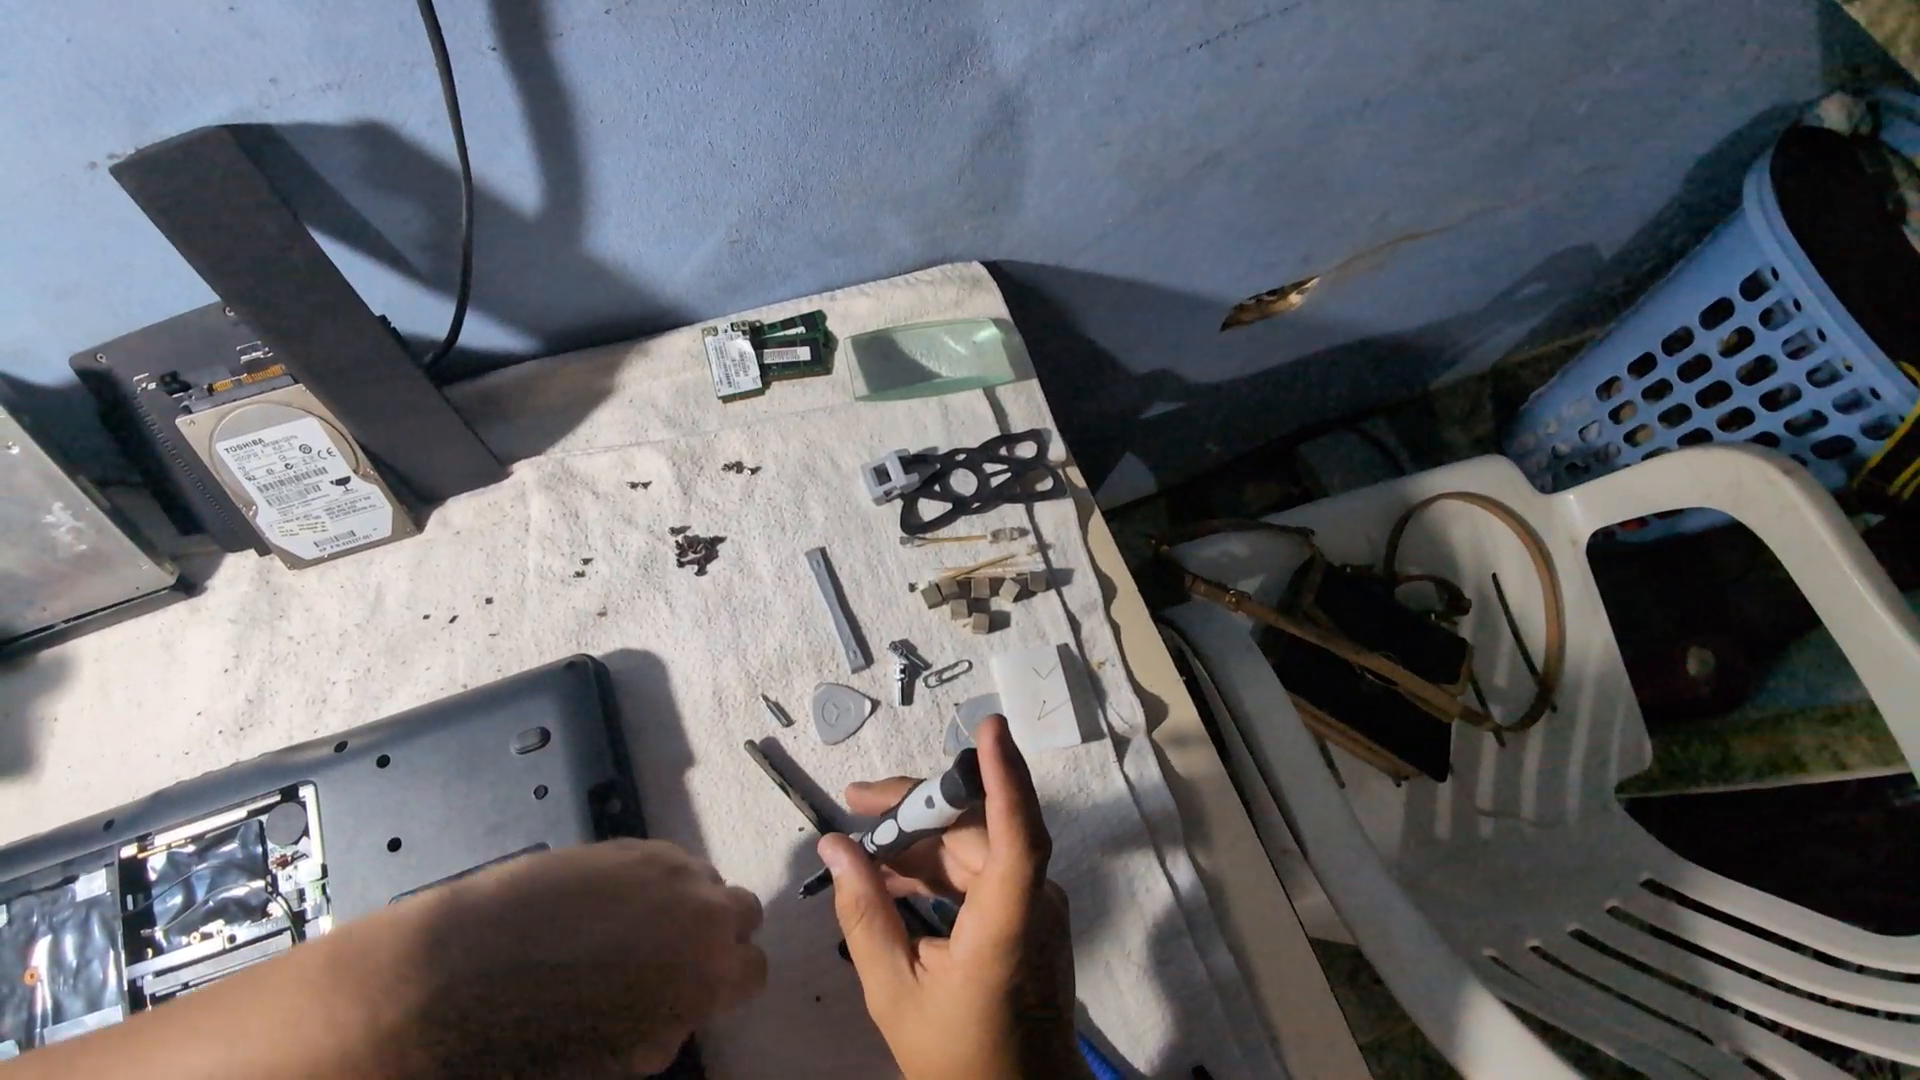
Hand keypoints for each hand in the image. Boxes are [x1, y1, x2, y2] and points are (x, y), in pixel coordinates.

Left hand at [401, 839, 767, 1075]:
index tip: (707, 991)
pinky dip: (655, 882)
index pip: (756, 969)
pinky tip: (609, 904)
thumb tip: (682, 1006)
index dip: (733, 983)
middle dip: (721, 934)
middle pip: (744, 912)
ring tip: (638, 926)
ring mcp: (672, 869)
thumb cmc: (544, 1034)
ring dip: (689, 902)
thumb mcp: (625, 1057)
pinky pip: (669, 862)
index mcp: (709, 973)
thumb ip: (674, 1025)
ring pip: (708, 880)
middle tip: (677, 956)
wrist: (468, 969)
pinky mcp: (635, 844)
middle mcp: (705, 910)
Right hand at [819, 716, 1085, 1079]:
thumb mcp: (894, 992)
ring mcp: (1034, 904)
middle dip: (914, 810)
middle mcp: (1032, 901)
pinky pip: (981, 869)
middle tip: (855, 800)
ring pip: (974, 845)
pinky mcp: (1028, 911)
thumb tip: (836, 846)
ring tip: (863, 843)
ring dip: (920, 839)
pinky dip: (938, 865)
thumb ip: (865, 914)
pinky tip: (893, 874)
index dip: (1005, 776)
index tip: (989, 726)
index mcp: (1007, 925)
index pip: (1017, 835)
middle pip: (975, 829)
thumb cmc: (959, 1056)